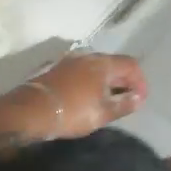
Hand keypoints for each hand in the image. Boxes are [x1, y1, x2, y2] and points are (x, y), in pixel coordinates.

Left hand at [19, 53, 147, 138]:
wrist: (30, 111)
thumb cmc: (72, 112)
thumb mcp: (102, 113)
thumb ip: (124, 105)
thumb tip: (138, 98)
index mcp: (102, 64)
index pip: (130, 65)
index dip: (140, 81)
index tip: (140, 99)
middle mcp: (87, 56)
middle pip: (113, 63)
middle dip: (124, 80)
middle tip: (127, 99)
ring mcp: (69, 61)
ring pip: (96, 66)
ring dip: (106, 80)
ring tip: (108, 99)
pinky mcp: (56, 69)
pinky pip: (82, 71)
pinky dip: (91, 81)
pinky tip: (88, 96)